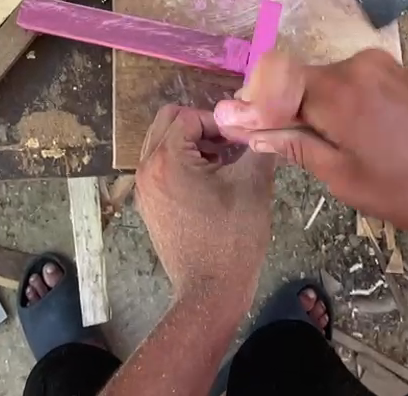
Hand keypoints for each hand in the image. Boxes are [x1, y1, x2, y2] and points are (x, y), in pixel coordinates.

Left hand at [136, 105, 276, 304]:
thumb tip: (263, 125)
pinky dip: (183, 161)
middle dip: (201, 126)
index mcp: (166, 159)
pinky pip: (161, 164)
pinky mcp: (149, 203)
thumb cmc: (232, 238)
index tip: (240, 139)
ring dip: (192, 143)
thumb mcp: (253, 185)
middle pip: (168, 122)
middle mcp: (146, 168)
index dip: (218, 121)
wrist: (210, 293)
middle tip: (228, 144)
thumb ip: (258, 145)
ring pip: (163, 141)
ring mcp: (144, 187)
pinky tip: (211, 180)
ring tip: (222, 162)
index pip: (189, 115)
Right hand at [214, 49, 407, 233]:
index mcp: (337, 91)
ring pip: (323, 82)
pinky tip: (358, 139)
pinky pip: (349, 82)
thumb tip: (244, 127)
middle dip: (282, 111)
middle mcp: (352, 65)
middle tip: (288, 151)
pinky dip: (339, 105)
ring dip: (313, 111)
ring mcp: (376, 63)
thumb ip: (295, 147)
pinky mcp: (393, 69)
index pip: (272, 82)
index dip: (252, 106)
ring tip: (333, 153)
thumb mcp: (349, 180)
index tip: (239, 131)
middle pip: (296, 80)